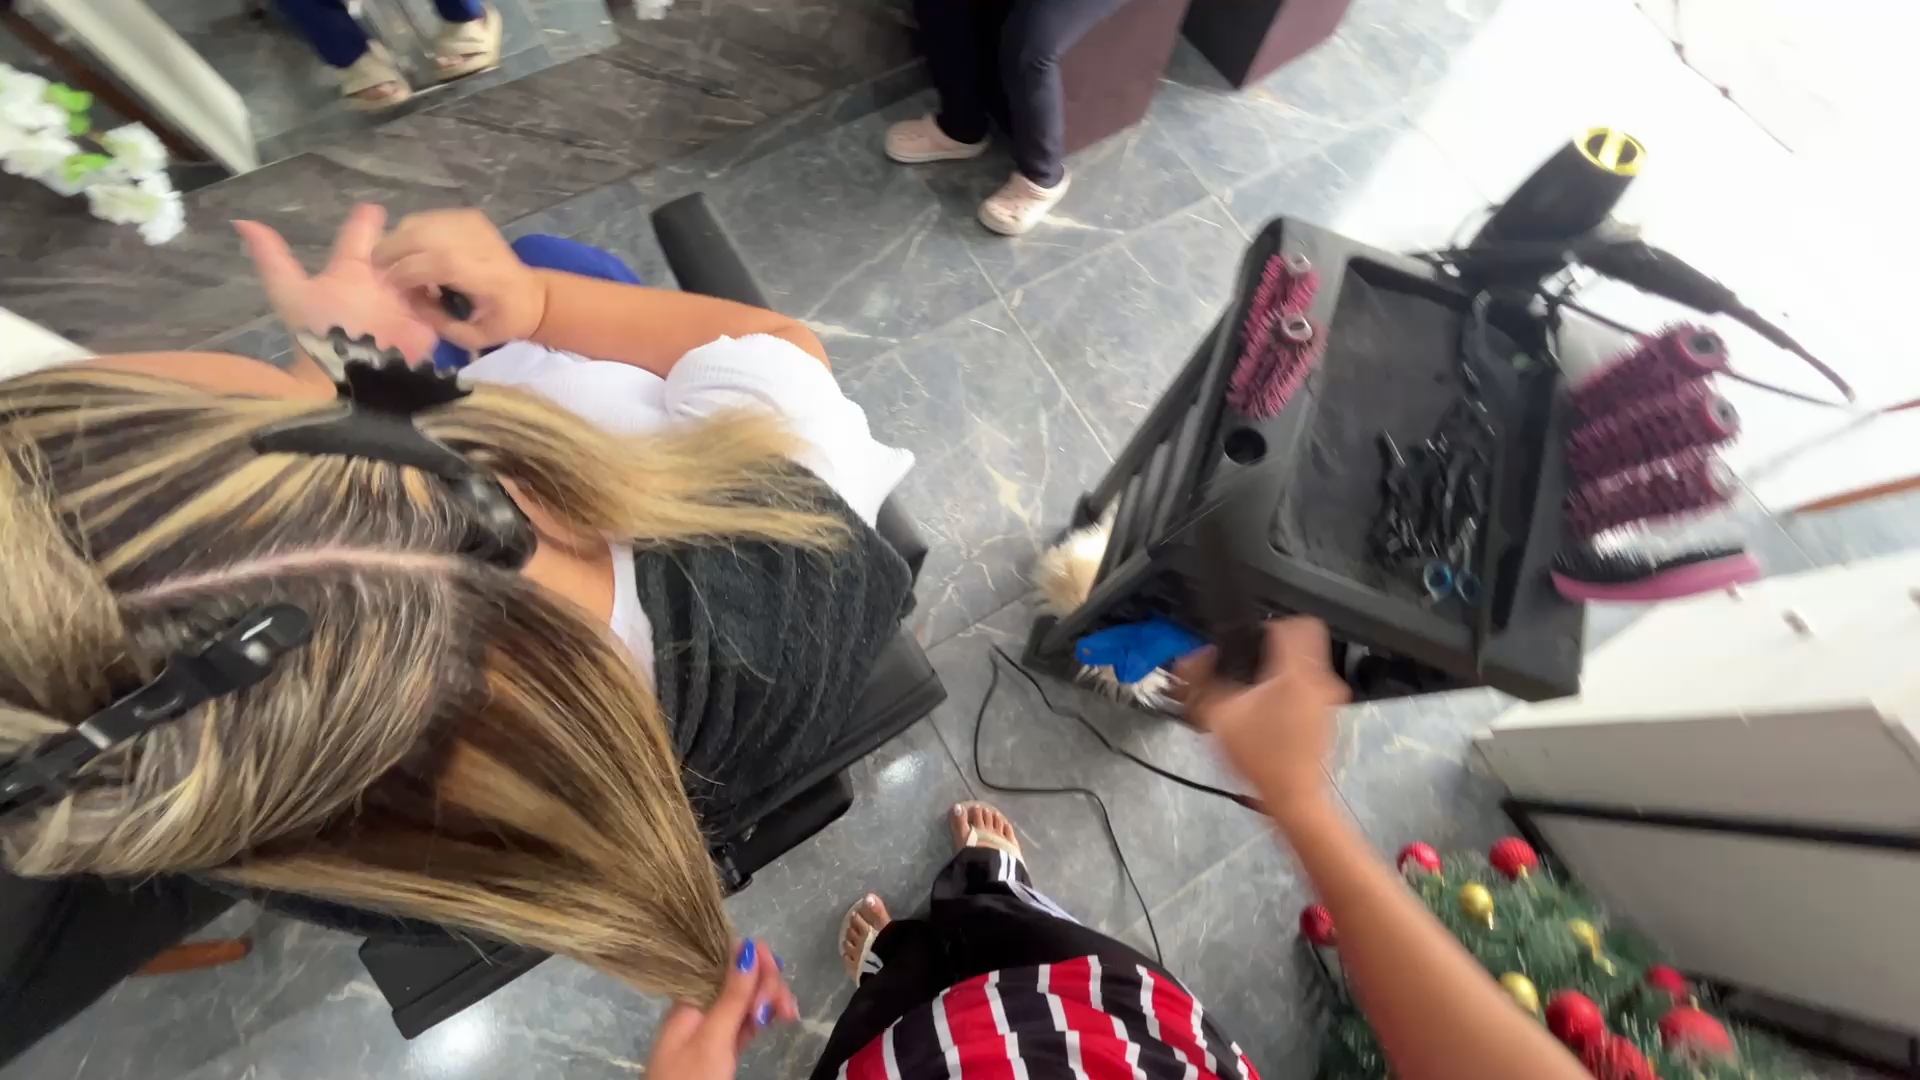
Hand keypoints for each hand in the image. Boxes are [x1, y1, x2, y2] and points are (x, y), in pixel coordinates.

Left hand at [236, 204, 438, 366]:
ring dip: (432, 262)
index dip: (365, 223)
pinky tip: (462, 274)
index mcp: (351, 272)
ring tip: (448, 247)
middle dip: (406, 241)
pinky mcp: (431, 323)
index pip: (358, 240)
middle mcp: (380, 284)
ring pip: (421, 273)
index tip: (375, 207)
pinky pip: (443, 301)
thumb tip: (242, 221)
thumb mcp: (291, 291)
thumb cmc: (324, 329)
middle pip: (396, 255)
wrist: (355, 370)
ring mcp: (408, 304)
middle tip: (425, 226)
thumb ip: (273, 258)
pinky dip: (451, 289)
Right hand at [372, 208, 546, 349]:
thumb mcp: (475, 337)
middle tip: (380, 269)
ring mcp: (475, 226)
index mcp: (489, 277)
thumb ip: (437, 322)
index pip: (438, 263)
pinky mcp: (470, 217)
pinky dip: (412, 232)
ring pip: (418, 223)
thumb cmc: (505, 321)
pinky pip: (427, 218)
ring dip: (399, 241)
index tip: (391, 285)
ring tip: (401, 263)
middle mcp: (481, 246)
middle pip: (421, 236)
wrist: (534, 297)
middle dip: (391, 251)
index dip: (406, 272)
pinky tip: (418, 252)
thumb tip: (404, 297)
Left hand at [644, 939, 798, 1079]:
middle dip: (768, 984)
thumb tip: (748, 944)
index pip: (728, 957)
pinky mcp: (723, 1046)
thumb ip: (732, 994)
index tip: (775, 974)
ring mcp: (714, 1026)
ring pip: (748, 998)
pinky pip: (748, 1019)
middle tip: (781, 1010)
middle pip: (742, 976)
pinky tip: (782, 1017)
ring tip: (789, 1016)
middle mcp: (703, 1005)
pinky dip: (765, 1016)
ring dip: (771, 999)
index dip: (756, 960)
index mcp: (693, 995)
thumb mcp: (713, 1039)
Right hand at [1177, 618, 1349, 818]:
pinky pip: (1311, 686)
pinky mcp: (1330, 716)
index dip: (1270, 623)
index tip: (1251, 636)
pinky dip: (1292, 688)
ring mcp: (1329, 699)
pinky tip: (1269, 709)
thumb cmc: (1258, 754)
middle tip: (1250, 660)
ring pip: (1307, 665)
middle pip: (1303, 641)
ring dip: (1283, 668)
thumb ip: (1199, 680)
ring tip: (1256, 688)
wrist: (1292, 796)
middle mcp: (1319, 680)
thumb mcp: (1218, 715)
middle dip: (1275, 646)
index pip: (1295, 624)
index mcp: (1294, 672)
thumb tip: (1192, 657)